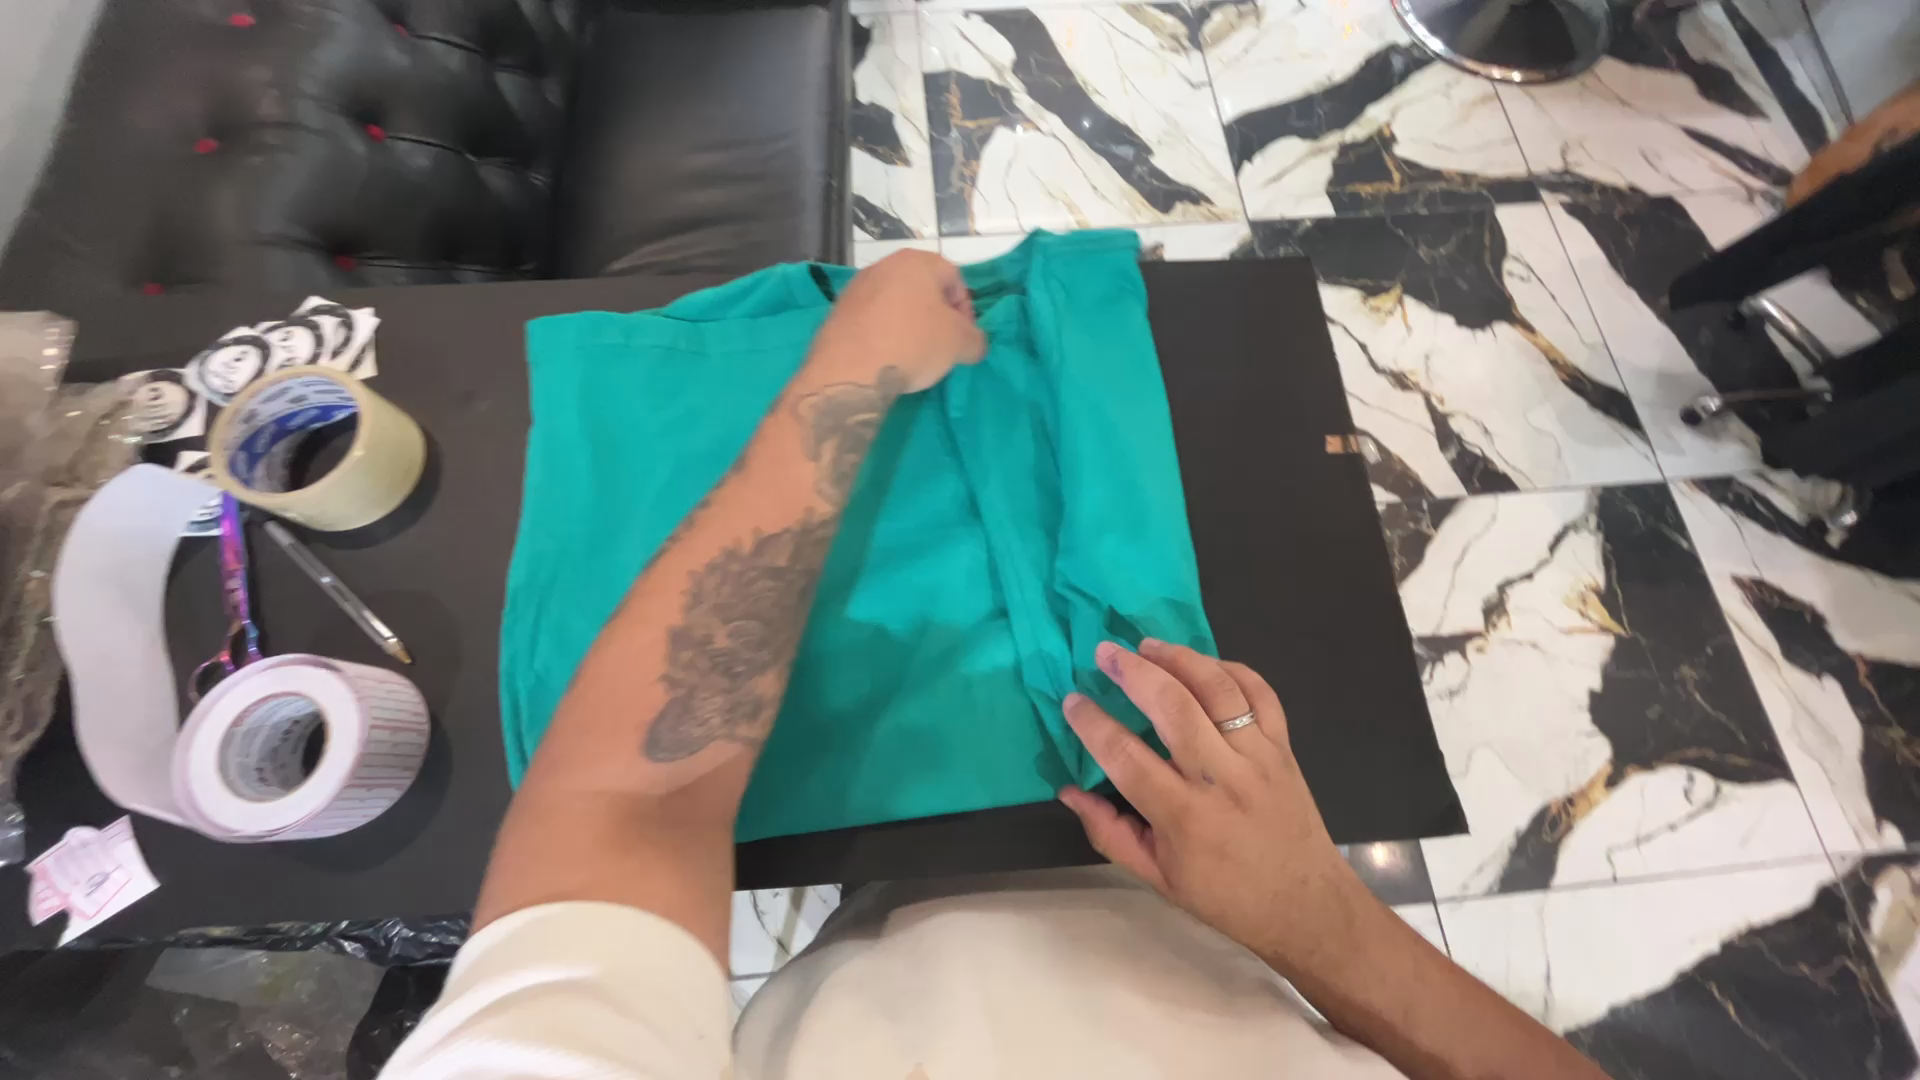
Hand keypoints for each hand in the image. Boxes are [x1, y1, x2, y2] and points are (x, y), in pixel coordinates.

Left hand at [808, 251, 985, 392]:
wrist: (850, 370)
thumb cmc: (913, 344)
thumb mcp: (959, 344)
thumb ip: (976, 340)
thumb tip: (974, 344)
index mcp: (917, 262)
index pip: (954, 278)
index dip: (966, 309)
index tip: (964, 337)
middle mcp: (885, 265)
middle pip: (923, 289)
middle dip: (937, 317)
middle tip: (942, 347)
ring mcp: (857, 288)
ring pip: (896, 305)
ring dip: (910, 326)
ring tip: (913, 356)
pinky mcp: (838, 312)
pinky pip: (873, 321)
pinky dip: (884, 335)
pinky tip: (887, 358)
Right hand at [1058, 639, 1370, 976]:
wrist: (1308, 909)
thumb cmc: (1225, 896)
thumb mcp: (1158, 878)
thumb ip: (1109, 833)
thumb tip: (1068, 791)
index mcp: (1185, 817)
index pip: (1127, 758)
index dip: (1093, 725)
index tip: (1072, 700)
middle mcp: (1222, 779)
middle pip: (1173, 708)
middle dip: (1134, 672)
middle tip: (1105, 652)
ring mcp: (1258, 758)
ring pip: (1218, 690)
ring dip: (1179, 659)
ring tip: (1147, 645)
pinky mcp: (1284, 747)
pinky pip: (1260, 694)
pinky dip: (1231, 669)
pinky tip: (1202, 664)